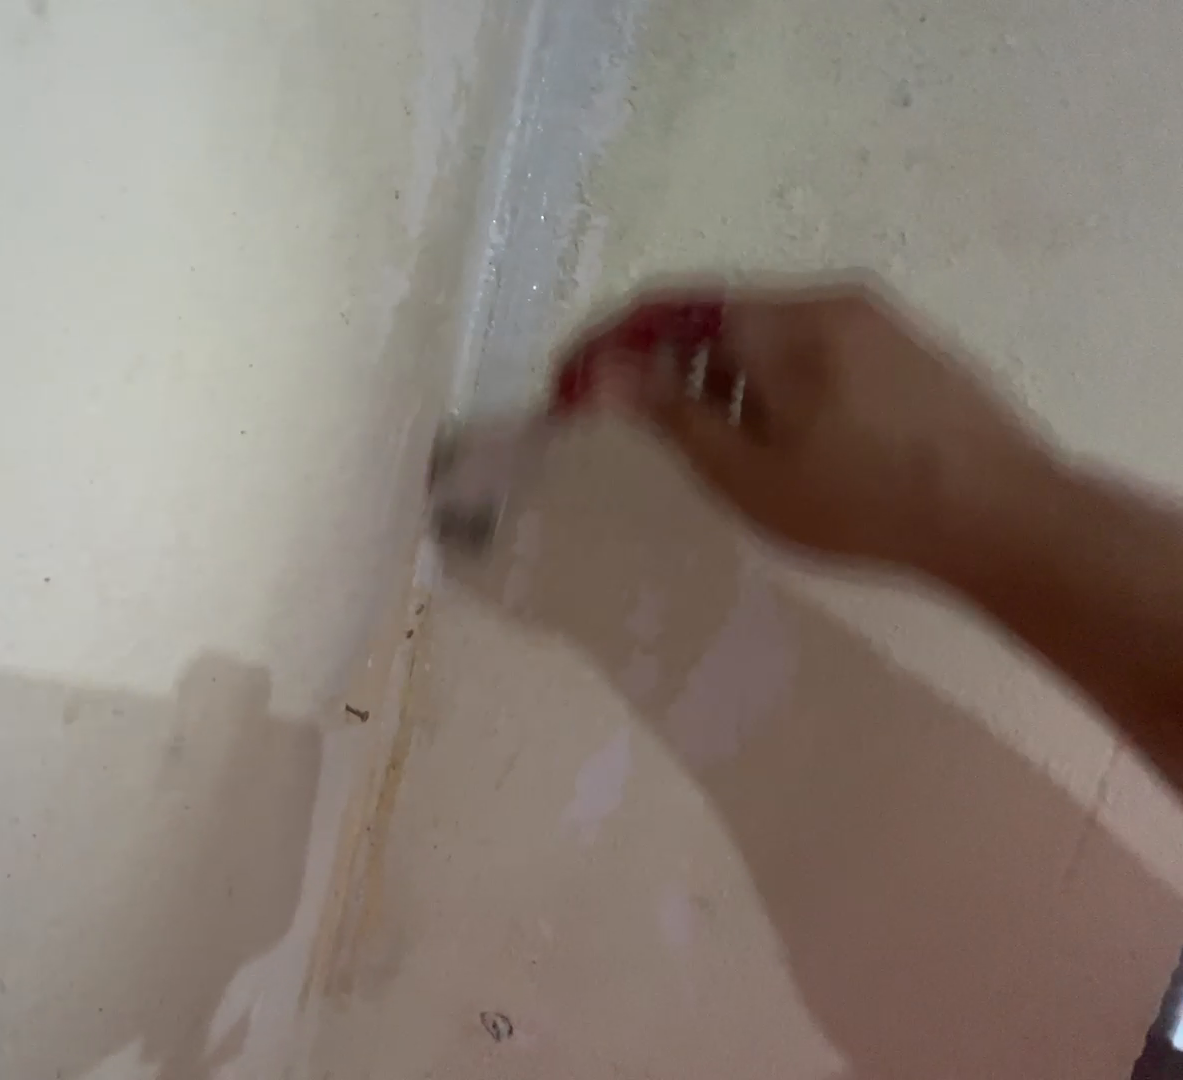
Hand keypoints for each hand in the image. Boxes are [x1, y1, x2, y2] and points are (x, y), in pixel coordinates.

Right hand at [591, 280, 1053, 578]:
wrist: (1010, 522)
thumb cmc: (856, 500)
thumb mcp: (740, 466)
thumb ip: (665, 411)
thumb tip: (598, 372)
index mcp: (784, 322)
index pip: (665, 308)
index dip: (602, 344)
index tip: (566, 390)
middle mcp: (825, 301)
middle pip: (705, 316)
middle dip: (647, 362)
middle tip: (614, 418)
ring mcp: (867, 320)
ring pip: (748, 333)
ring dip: (698, 374)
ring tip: (687, 438)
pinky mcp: (891, 346)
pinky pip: (791, 347)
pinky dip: (746, 379)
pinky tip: (752, 431)